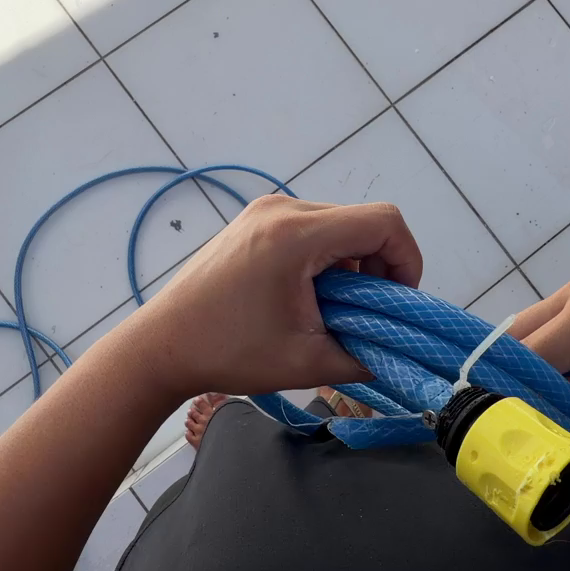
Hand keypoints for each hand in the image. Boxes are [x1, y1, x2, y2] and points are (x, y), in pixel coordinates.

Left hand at [115, 195, 422, 398]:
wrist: (162, 345)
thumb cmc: (229, 352)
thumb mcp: (308, 362)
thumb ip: (365, 356)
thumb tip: (397, 351)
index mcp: (297, 234)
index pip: (383, 221)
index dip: (407, 259)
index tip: (397, 302)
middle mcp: (282, 208)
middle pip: (361, 222)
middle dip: (378, 267)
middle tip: (365, 314)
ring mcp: (264, 210)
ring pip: (338, 225)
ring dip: (351, 264)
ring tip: (332, 309)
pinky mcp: (254, 221)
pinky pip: (311, 228)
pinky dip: (324, 258)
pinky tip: (307, 295)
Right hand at [508, 270, 569, 428]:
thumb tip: (522, 411)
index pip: (522, 355)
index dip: (507, 392)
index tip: (505, 428)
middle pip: (517, 336)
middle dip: (515, 377)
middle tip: (524, 420)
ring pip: (532, 328)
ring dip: (533, 365)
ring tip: (550, 403)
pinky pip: (555, 322)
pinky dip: (553, 351)